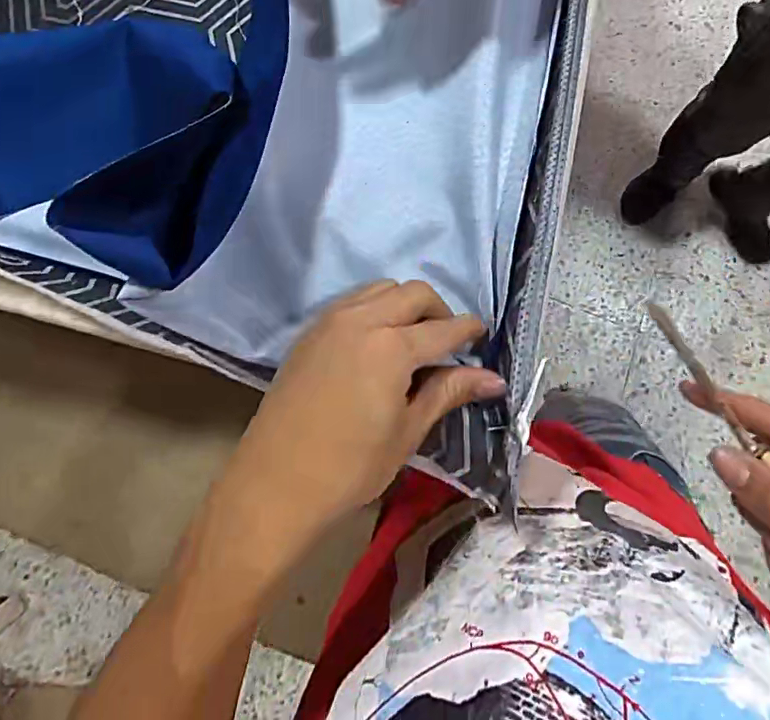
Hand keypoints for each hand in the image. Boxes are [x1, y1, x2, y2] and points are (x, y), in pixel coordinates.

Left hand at [219, 281, 504, 540]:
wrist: (276, 481)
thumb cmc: (351, 465)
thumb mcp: (408, 430)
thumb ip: (448, 392)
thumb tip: (493, 379)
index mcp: (392, 346)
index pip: (443, 328)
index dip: (468, 330)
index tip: (482, 334)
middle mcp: (363, 319)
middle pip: (413, 293)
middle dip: (438, 310)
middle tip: (448, 342)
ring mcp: (332, 320)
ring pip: (381, 288)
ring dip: (405, 303)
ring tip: (412, 339)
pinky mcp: (311, 330)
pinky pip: (353, 300)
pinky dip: (376, 307)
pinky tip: (377, 341)